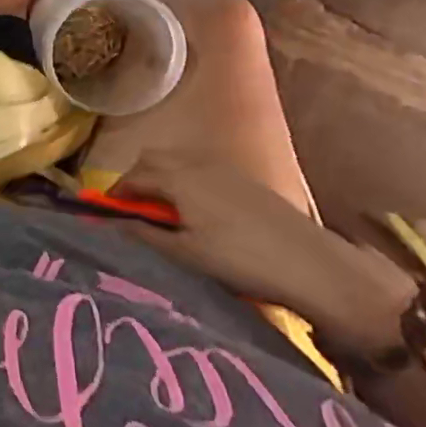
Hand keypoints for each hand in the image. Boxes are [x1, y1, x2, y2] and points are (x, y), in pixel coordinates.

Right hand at [112, 152, 414, 349]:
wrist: (316, 268)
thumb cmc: (241, 260)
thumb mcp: (186, 253)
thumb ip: (144, 234)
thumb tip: (109, 223)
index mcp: (178, 178)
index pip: (132, 176)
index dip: (115, 194)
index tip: (108, 214)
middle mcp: (198, 164)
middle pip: (153, 158)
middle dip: (137, 178)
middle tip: (134, 209)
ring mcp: (226, 169)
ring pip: (178, 160)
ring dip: (162, 177)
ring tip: (163, 211)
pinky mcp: (247, 180)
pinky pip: (201, 168)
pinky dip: (186, 179)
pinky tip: (197, 210)